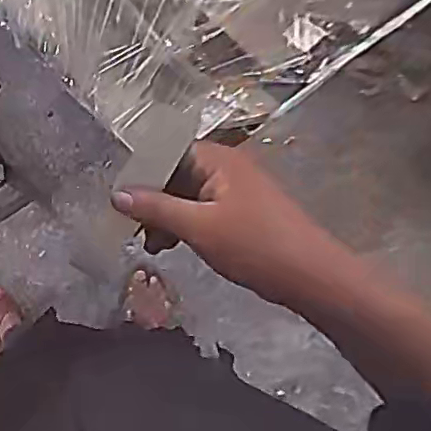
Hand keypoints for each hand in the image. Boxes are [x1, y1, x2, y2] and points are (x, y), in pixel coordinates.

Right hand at [113, 142, 354, 308]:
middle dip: (149, 200)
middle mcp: (226, 168)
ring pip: (183, 195)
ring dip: (163, 217)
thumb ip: (155, 208)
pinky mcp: (239, 212)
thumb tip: (116, 194)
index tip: (118, 198)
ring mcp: (234, 190)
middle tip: (132, 227)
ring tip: (152, 244)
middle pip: (172, 174)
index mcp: (218, 160)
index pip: (165, 152)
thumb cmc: (256, 246)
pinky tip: (170, 245)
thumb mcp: (197, 227)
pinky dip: (181, 225)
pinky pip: (198, 210)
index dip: (139, 173)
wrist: (314, 279)